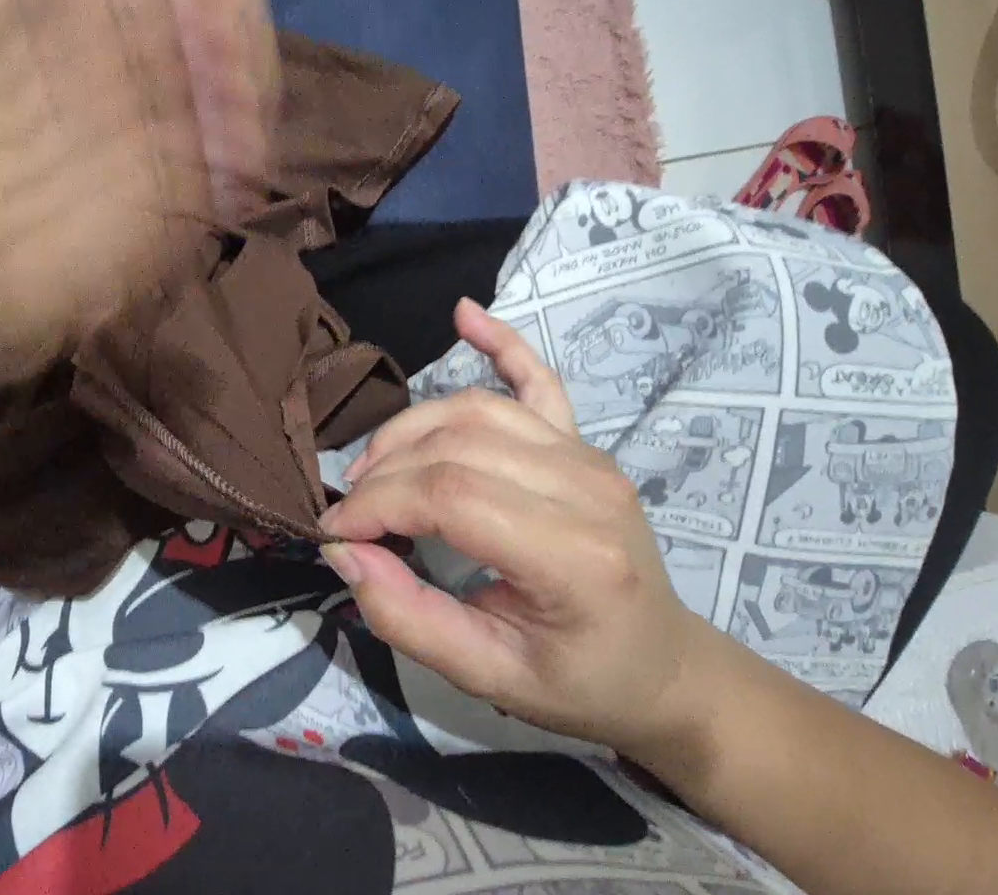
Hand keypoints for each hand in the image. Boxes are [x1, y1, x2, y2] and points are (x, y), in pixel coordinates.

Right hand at [319, 299, 713, 756]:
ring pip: (475, 411)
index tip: (334, 534)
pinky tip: (465, 314)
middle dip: (382, 474)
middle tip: (348, 517)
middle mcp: (586, 485)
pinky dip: (501, 343)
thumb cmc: (580, 682)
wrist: (664, 667)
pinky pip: (538, 380)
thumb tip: (343, 552)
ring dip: (408, 431)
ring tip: (372, 471)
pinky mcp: (584, 444)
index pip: (449, 495)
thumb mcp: (488, 678)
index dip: (376, 505)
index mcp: (573, 554)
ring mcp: (589, 455)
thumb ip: (408, 618)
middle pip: (454, 445)